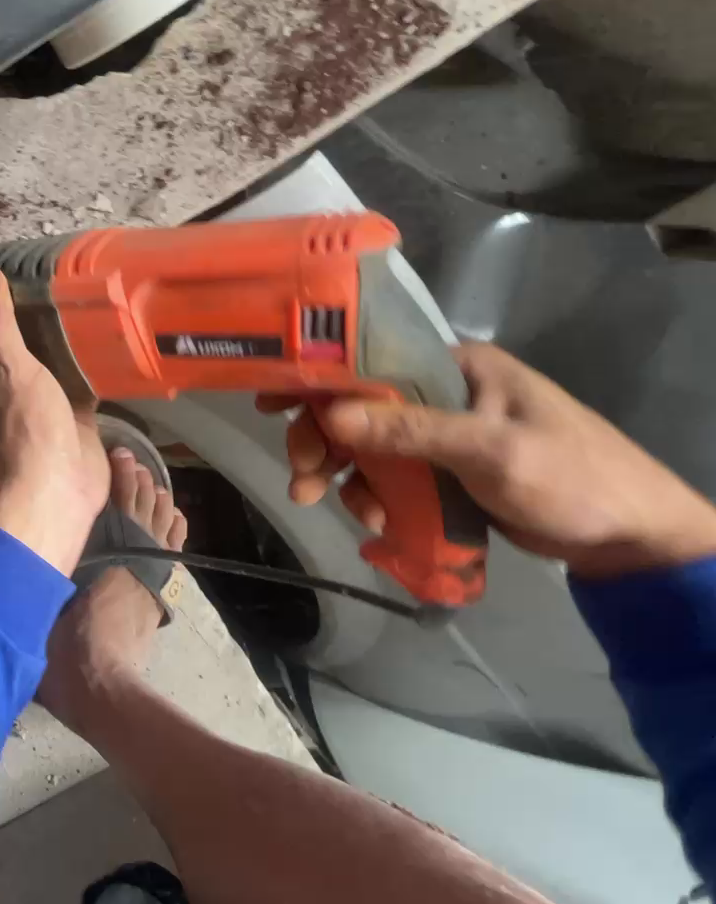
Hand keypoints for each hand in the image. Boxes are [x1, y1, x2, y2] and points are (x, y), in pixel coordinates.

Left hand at [0, 267, 111, 574]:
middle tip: (56, 285)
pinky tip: (111, 340)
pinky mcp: (77, 417)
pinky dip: (94, 368)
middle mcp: (8, 393)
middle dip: (34, 326)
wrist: (61, 483)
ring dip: (65, 346)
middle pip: (20, 351)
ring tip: (85, 302)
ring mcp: (44, 405)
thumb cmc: (27, 426)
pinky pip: (84, 384)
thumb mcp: (10, 366)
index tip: (5, 280)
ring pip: (53, 367)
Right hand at [264, 342, 715, 578]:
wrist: (634, 541)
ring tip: (333, 507)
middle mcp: (439, 392)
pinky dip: (370, 497)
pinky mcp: (438, 468)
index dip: (314, 381)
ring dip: (340, 477)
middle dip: (321, 443)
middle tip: (303, 477)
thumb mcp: (494, 452)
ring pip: (361, 446)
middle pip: (353, 409)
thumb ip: (412, 431)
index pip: (366, 362)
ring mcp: (437, 432)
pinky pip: (383, 475)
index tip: (270, 404)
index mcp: (455, 368)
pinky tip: (379, 521)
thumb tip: (330, 415)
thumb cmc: (576, 479)